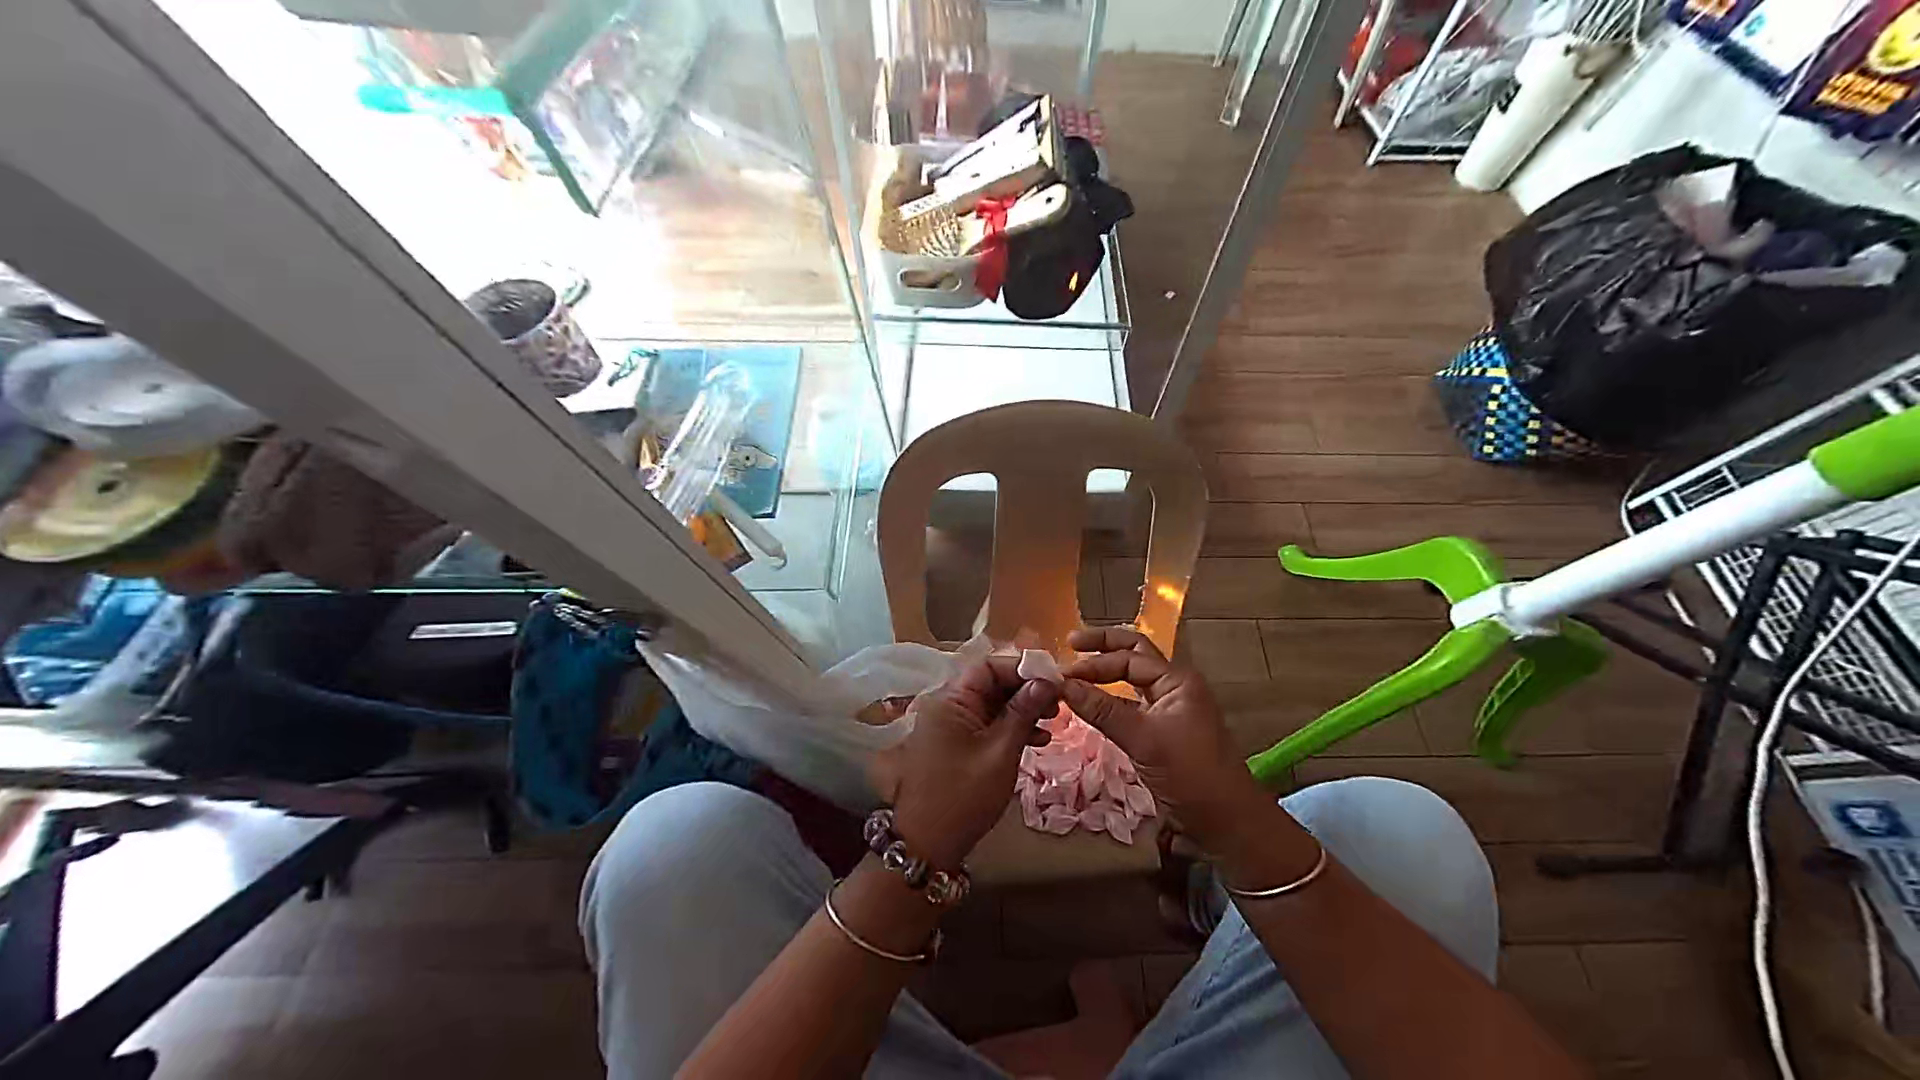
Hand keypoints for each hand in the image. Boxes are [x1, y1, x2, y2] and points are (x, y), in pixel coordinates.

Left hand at [873, 658, 1059, 868]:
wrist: (927, 845)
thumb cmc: (963, 796)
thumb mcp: (1000, 752)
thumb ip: (1022, 712)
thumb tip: (1046, 681)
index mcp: (950, 700)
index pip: (988, 667)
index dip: (1022, 668)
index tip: (1054, 679)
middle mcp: (947, 706)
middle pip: (991, 684)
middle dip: (1026, 690)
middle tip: (1058, 703)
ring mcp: (950, 727)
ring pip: (992, 705)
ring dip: (1022, 710)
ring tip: (1053, 722)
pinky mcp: (956, 746)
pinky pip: (987, 726)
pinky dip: (1011, 729)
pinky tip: (1038, 740)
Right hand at [1059, 626, 1276, 855]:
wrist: (1226, 821)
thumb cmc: (1191, 774)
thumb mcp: (1143, 739)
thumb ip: (1102, 710)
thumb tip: (1063, 685)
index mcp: (1177, 680)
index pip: (1129, 658)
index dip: (1094, 663)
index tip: (1062, 674)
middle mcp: (1173, 687)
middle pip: (1135, 654)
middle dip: (1103, 647)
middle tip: (1070, 643)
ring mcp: (1169, 709)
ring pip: (1133, 679)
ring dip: (1106, 672)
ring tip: (1076, 671)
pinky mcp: (1161, 731)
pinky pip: (1131, 704)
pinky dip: (1109, 699)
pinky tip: (1090, 703)